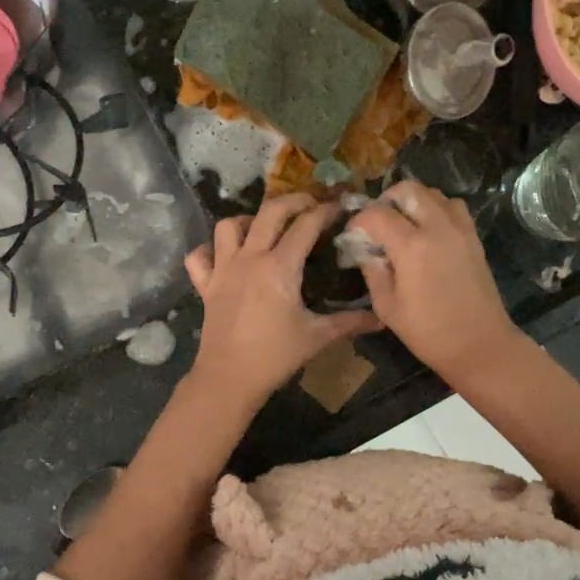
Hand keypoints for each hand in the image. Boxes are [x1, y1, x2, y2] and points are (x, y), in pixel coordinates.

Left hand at [185, 194, 381, 405]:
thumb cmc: (275, 356)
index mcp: (280, 267)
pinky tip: (224, 256)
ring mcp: (223, 270)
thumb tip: (380, 319)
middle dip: (293, 201)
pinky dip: (209, 250)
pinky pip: (199, 257)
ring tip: (264, 229)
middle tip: (309, 206)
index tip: (339, 209)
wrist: (229, 378)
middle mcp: (250, 258)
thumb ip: (349, 322)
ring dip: (249, 220)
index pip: (306, 225)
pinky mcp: (206, 286)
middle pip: (269, 212)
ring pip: (229, 226)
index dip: (325, 212)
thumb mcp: (317, 337)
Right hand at [352, 180, 521, 378]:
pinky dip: (436, 209)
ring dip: (413, 202)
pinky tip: (428, 232)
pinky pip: (453, 207)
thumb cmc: (428, 332)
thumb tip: (364, 251)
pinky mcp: (474, 237)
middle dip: (386, 200)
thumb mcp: (387, 307)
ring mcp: (460, 229)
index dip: (358, 221)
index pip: (376, 214)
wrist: (479, 344)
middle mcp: (437, 227)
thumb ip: (373, 272)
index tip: (352, 235)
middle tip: (378, 222)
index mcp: (411, 246)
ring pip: (433, 193)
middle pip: (408, 190)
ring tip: (403, 224)